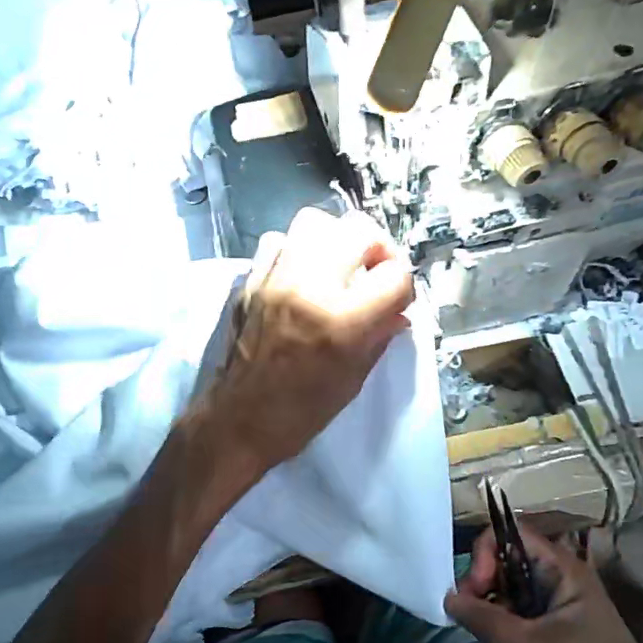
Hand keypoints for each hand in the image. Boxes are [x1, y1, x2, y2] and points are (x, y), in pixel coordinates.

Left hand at [191, 207, 414, 486]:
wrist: (238, 420)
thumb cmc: (300, 413)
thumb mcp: (354, 380)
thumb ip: (380, 336)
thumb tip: (398, 310)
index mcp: (341, 321)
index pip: (395, 275)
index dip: (405, 286)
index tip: (398, 299)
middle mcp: (308, 288)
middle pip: (358, 230)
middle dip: (377, 248)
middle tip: (374, 272)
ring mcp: (275, 279)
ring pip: (315, 222)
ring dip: (336, 239)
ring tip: (339, 266)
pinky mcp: (251, 280)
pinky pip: (279, 241)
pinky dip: (298, 250)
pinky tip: (303, 275)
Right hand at [446, 521, 642, 642]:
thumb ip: (486, 621)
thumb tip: (447, 598)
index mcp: (561, 570)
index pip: (509, 535)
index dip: (485, 553)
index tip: (475, 589)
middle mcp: (551, 584)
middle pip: (498, 565)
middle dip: (481, 589)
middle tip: (475, 621)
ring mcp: (545, 614)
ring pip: (497, 597)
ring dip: (488, 619)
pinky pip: (502, 625)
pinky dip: (495, 639)